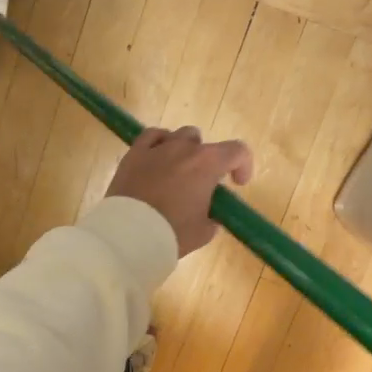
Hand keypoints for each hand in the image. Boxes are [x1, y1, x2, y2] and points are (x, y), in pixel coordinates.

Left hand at [106, 127, 254, 256]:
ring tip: (177, 171)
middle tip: (199, 184)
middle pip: (203, 144)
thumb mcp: (202, 232)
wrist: (128, 235)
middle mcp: (184, 148)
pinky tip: (157, 156)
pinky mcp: (134, 154)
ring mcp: (157, 148)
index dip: (243, 165)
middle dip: (205, 161)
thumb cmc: (171, 232)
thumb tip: (208, 217)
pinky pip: (151, 136)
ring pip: (178, 136)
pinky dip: (158, 143)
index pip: (237, 151)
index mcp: (207, 164)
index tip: (237, 183)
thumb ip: (211, 219)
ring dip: (183, 150)